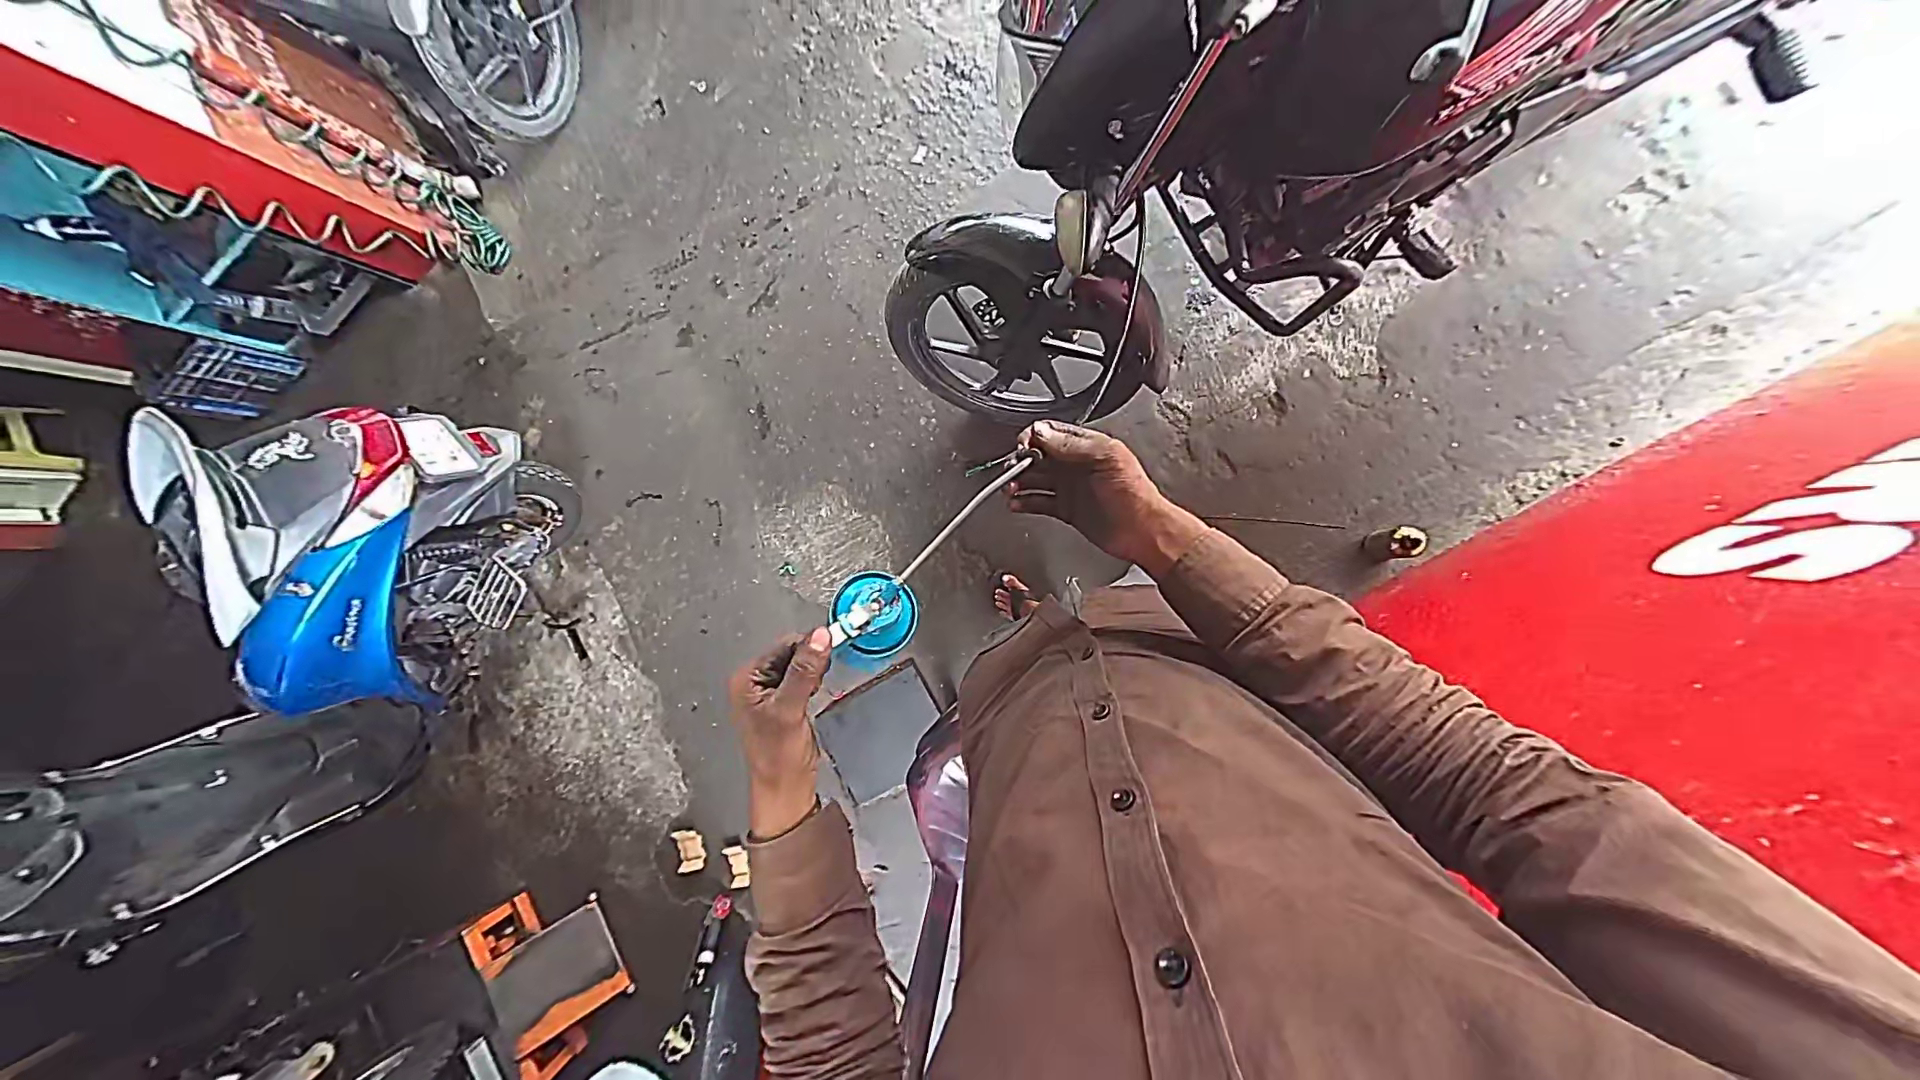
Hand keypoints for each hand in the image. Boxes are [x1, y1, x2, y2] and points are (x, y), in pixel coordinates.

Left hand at [728, 628, 831, 838]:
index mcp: (746, 679)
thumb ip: (805, 670)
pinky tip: (814, 694)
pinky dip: (813, 681)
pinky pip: (803, 679)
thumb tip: (820, 638)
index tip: (830, 647)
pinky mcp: (785, 701)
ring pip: (800, 665)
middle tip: (818, 679)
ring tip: (813, 692)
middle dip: (811, 661)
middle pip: (792, 653)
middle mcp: (755, 682)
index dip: (807, 646)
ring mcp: (770, 692)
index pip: (783, 646)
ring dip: (813, 672)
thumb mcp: (790, 708)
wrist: (785, 788)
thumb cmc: (778, 755)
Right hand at [1007, 421, 1207, 574]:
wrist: (1143, 531)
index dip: (1032, 439)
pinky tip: (1016, 503)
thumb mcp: (1105, 459)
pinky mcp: (1066, 509)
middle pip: (1037, 456)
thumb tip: (1042, 433)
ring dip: (1018, 482)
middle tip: (1012, 471)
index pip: (1050, 433)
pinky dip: (1024, 502)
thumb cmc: (1134, 495)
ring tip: (1010, 488)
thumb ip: (1072, 445)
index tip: (1023, 450)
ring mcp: (1070, 487)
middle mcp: (1075, 465)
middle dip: (1020, 461)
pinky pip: (1038, 502)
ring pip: (1034, 479)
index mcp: (1086, 446)